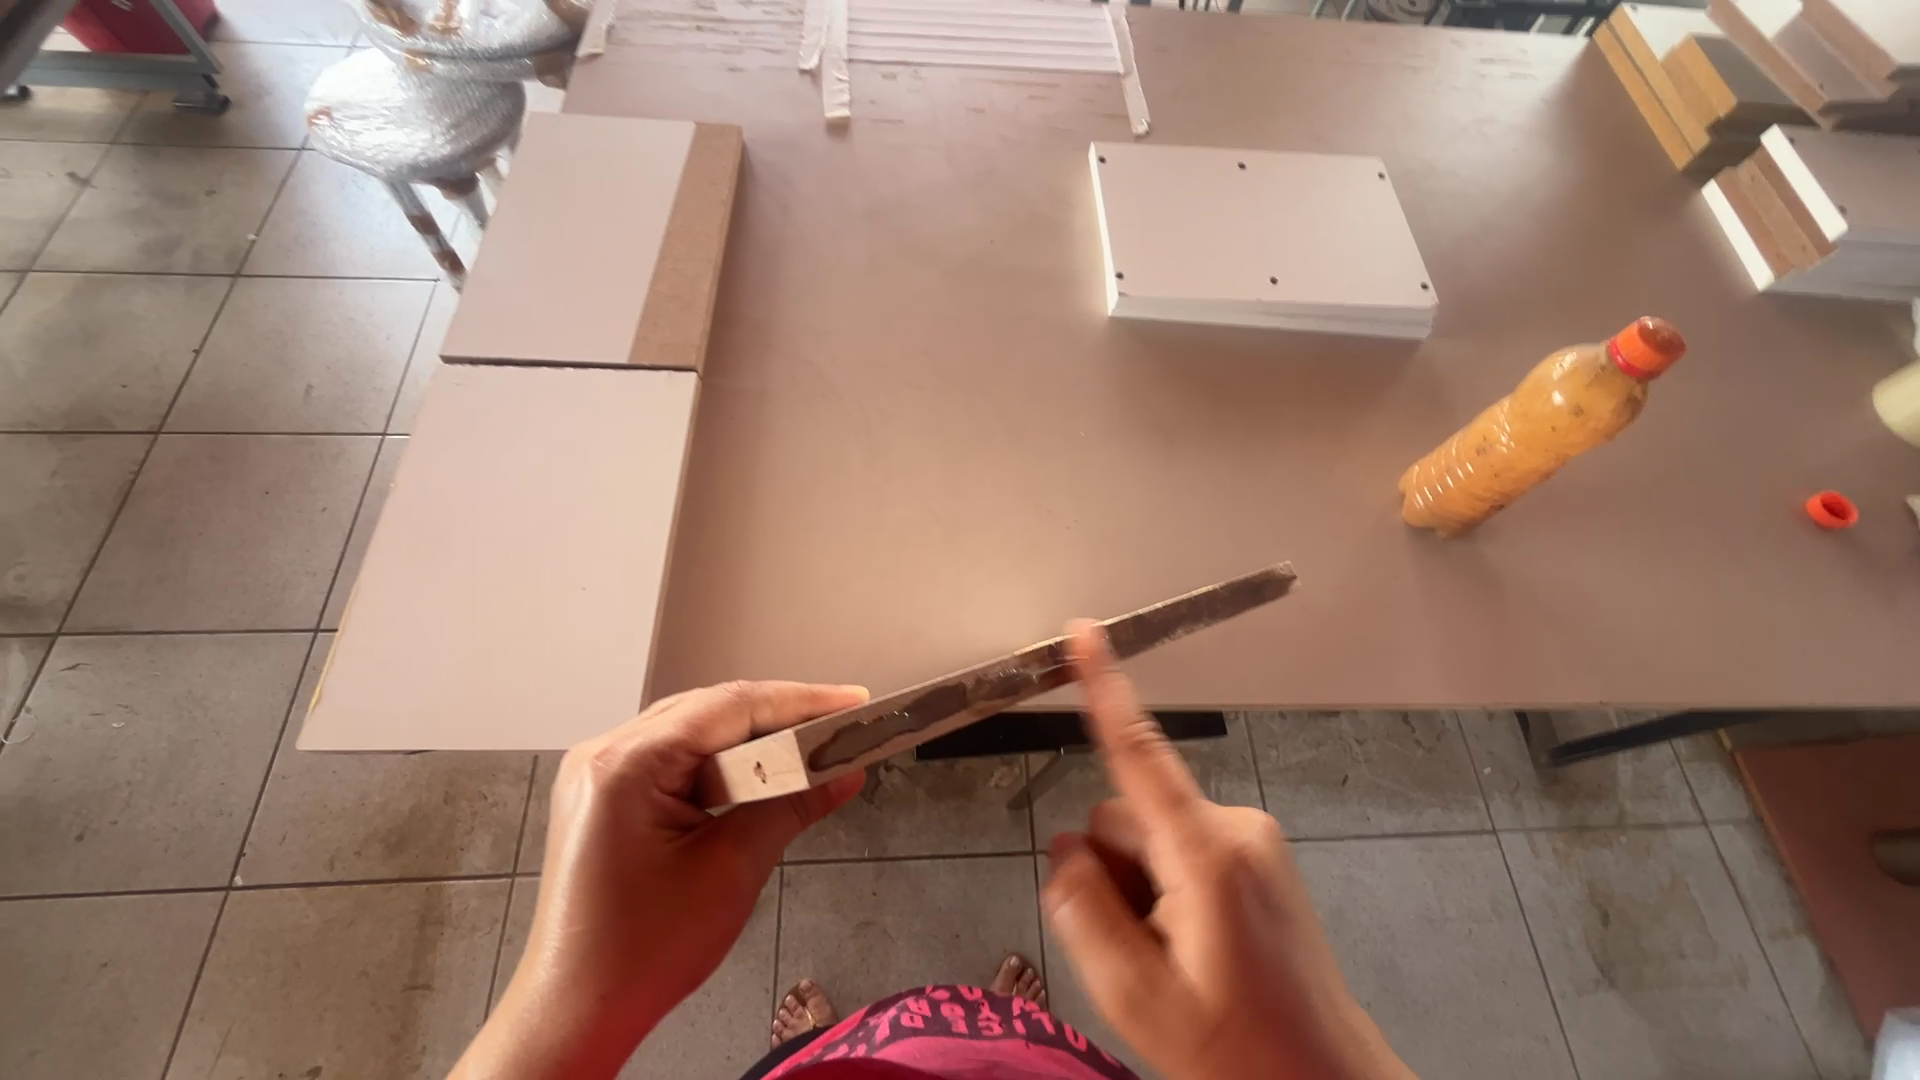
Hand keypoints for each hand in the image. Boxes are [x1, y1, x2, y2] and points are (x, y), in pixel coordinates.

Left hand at [451, 681, 869, 1079]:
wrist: (577, 1012)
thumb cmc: (643, 952)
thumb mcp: (733, 869)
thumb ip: (793, 806)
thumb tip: (846, 772)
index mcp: (626, 764)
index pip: (730, 707)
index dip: (799, 700)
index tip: (850, 701)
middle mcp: (604, 753)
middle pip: (710, 710)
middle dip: (779, 714)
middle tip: (839, 721)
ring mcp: (600, 772)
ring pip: (694, 728)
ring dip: (752, 735)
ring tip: (810, 740)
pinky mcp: (608, 793)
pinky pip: (676, 754)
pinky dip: (723, 758)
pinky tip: (760, 767)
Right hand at [1043, 622, 1416, 1079]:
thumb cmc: (1236, 1049)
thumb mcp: (1135, 996)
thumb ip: (1084, 912)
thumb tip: (1064, 850)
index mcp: (1206, 853)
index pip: (1138, 753)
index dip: (1106, 688)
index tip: (1084, 634)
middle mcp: (1234, 825)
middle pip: (1124, 816)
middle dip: (1112, 869)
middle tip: (1138, 948)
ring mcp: (1252, 836)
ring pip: (1148, 834)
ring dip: (1138, 884)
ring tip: (1171, 953)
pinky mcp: (1257, 851)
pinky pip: (1179, 845)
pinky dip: (1165, 885)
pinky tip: (1191, 941)